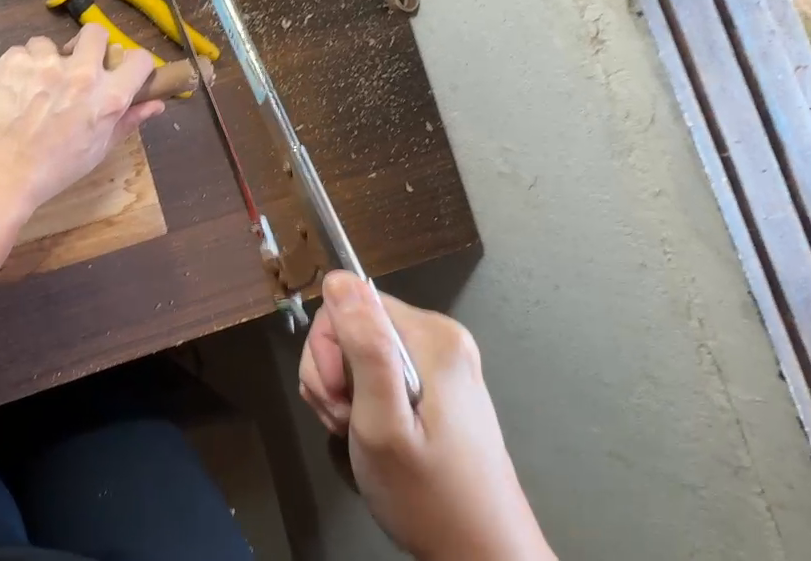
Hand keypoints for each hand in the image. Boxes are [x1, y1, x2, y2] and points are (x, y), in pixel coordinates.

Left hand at [0, 25, 164, 215]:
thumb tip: (155, 104)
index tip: (121, 72)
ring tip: (34, 87)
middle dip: (89, 46)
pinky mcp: (13, 59)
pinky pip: (21, 52)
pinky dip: (19, 68)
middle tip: (76, 67)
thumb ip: (126, 122)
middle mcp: (80, 72)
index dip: (132, 64)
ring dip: (46, 60)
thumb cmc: (50, 170)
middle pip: (96, 33)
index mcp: (107, 97)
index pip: (138, 59)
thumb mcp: (96, 151)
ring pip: (51, 43)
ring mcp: (45, 62)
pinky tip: (12, 90)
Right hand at [299, 272, 554, 560]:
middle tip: (347, 418)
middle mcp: (439, 340)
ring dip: (338, 389)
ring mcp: (437, 364)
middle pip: (349, 325)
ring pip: (352, 349)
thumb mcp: (383, 422)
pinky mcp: (432, 385)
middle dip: (330, 371)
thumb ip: (363, 348)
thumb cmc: (428, 496)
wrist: (481, 557)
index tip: (342, 396)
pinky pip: (371, 370)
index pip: (347, 302)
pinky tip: (364, 430)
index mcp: (433, 338)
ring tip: (355, 430)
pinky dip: (355, 399)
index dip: (329, 348)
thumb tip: (339, 278)